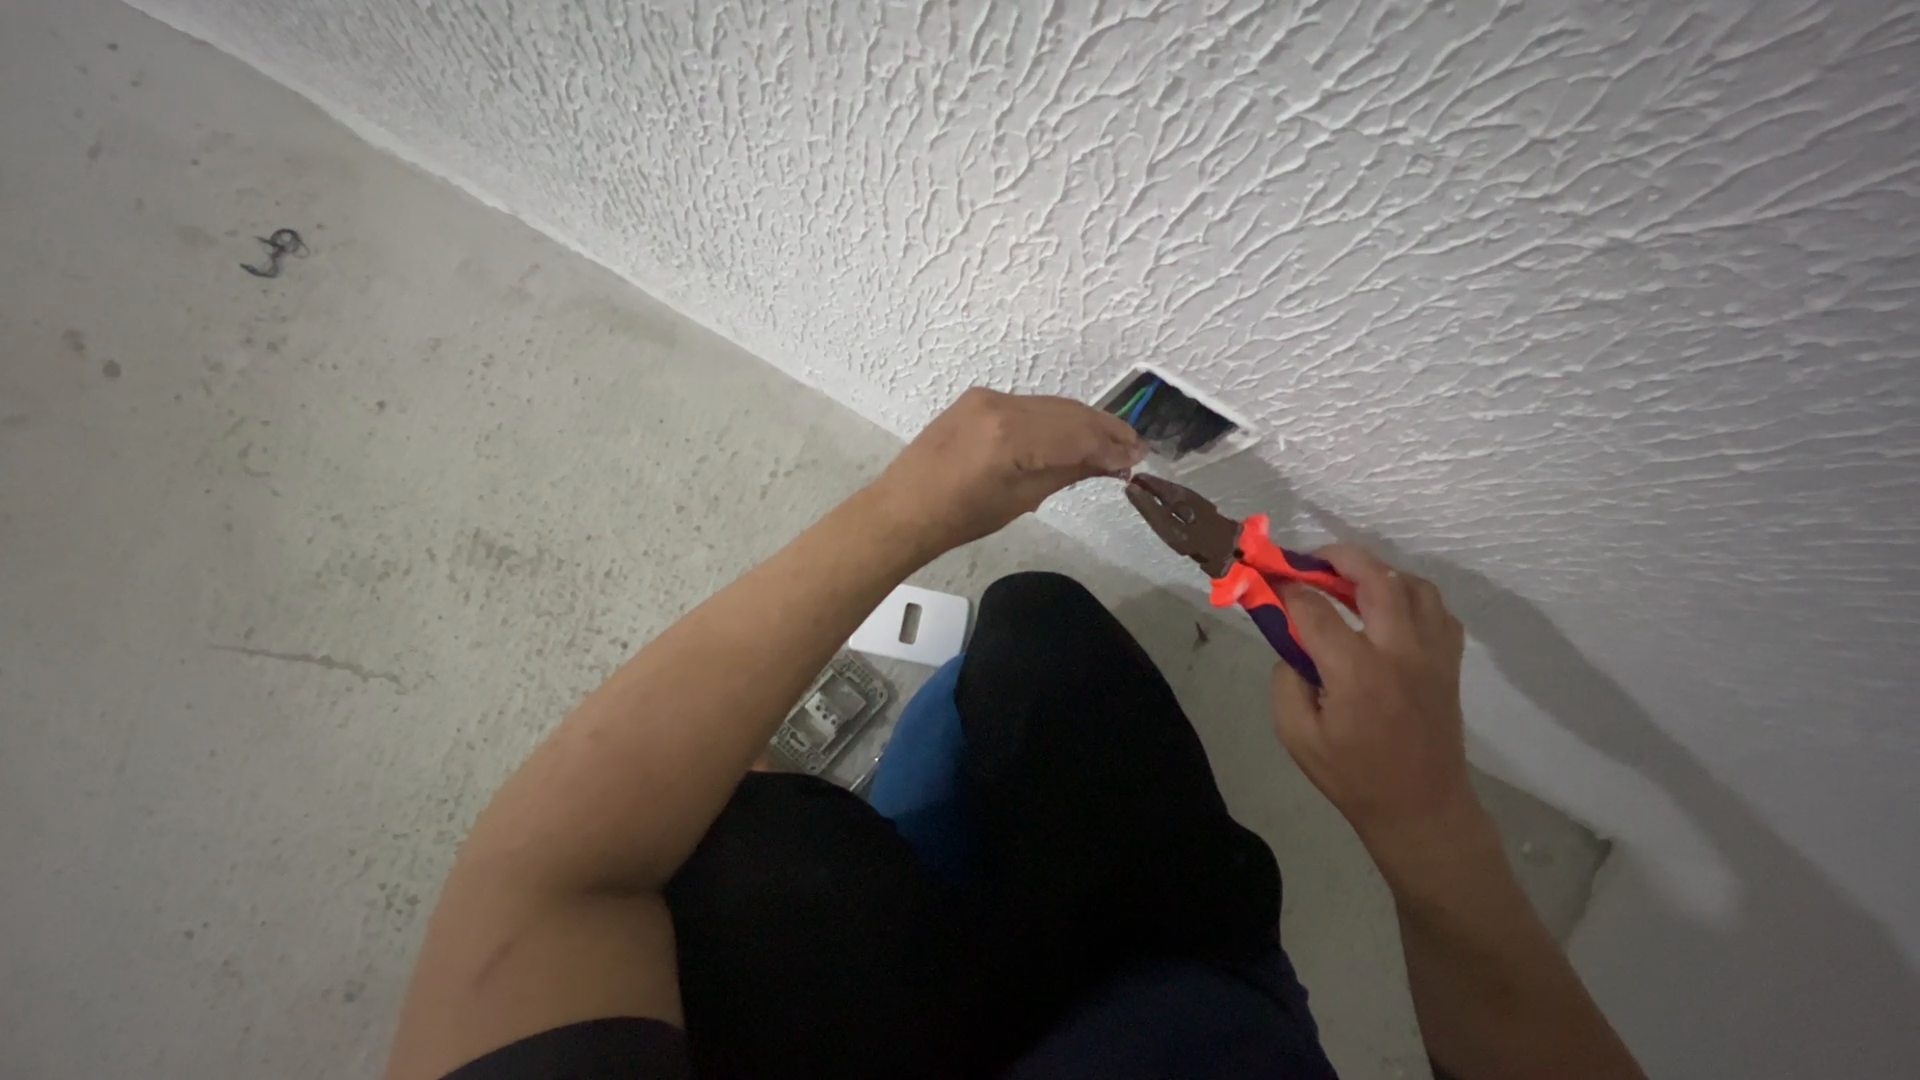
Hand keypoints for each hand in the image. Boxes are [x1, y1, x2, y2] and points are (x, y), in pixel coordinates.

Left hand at [869, 387, 1144, 554]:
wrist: (904, 509)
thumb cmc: (960, 518)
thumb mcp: (1021, 499)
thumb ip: (1068, 471)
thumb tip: (1111, 462)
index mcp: (1009, 436)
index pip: (1076, 435)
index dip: (1111, 446)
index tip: (1138, 457)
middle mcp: (999, 406)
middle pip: (1066, 413)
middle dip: (1103, 429)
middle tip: (1134, 447)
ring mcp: (986, 399)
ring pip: (1049, 406)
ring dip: (1082, 422)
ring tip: (1111, 442)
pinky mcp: (976, 400)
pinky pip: (1028, 405)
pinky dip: (1054, 418)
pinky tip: (1072, 433)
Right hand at [1269, 545, 1477, 858]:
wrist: (1421, 807)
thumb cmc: (1352, 776)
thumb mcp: (1296, 735)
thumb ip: (1286, 680)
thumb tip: (1293, 643)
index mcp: (1356, 671)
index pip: (1314, 608)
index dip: (1287, 590)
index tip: (1270, 583)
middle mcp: (1399, 651)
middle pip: (1374, 577)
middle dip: (1337, 557)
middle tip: (1310, 560)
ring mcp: (1431, 653)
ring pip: (1413, 585)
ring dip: (1378, 573)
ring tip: (1349, 582)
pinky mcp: (1449, 662)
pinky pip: (1436, 610)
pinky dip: (1410, 597)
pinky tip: (1387, 611)